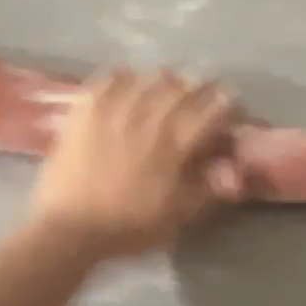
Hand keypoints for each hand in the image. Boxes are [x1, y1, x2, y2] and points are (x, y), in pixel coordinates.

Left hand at [27, 68, 240, 257]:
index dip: (226, 103)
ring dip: (164, 78)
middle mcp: (149, 121)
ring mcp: (115, 113)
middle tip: (204, 87)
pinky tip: (127, 79)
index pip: (211, 112)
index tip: (232, 101)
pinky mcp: (85, 113)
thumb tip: (235, 171)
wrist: (69, 230)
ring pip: (147, 80)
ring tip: (168, 81)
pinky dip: (122, 76)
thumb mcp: (177, 216)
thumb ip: (208, 189)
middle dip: (199, 85)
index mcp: (175, 146)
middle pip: (181, 89)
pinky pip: (107, 81)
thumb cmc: (128, 228)